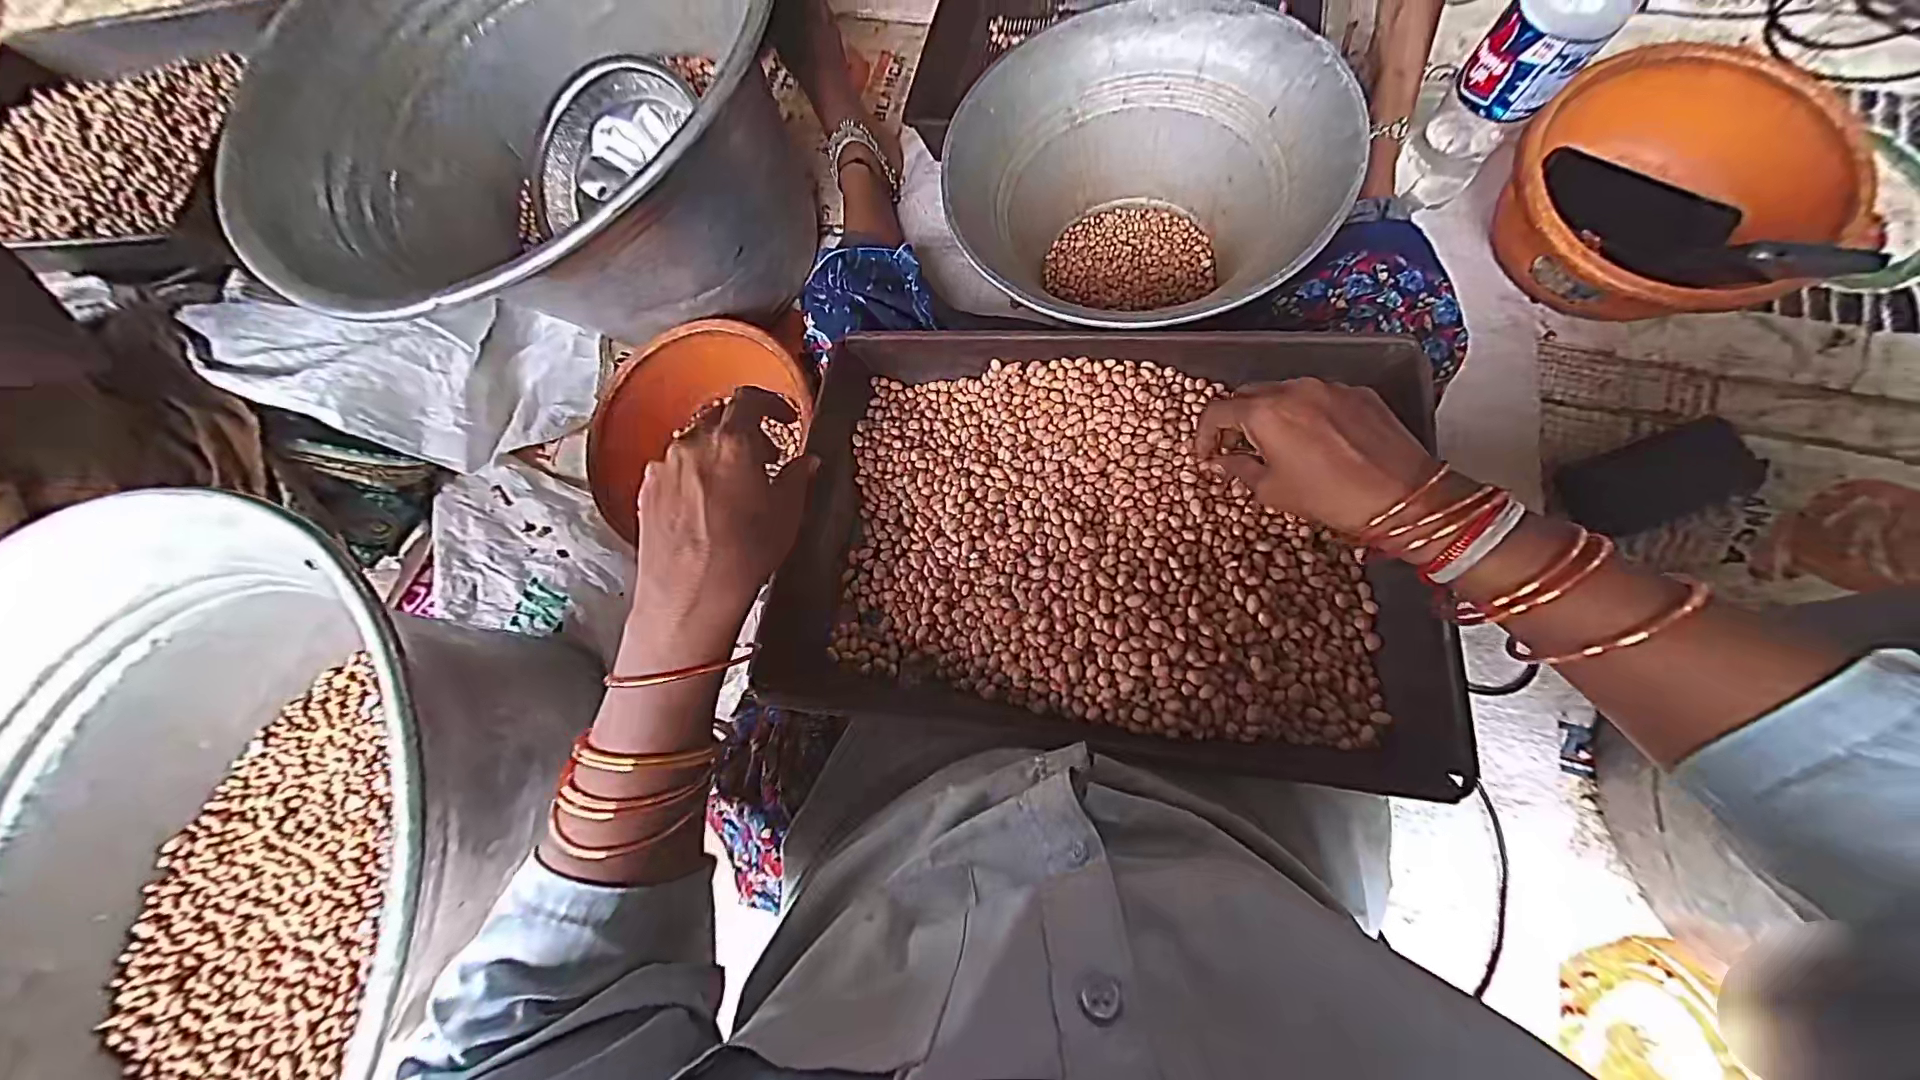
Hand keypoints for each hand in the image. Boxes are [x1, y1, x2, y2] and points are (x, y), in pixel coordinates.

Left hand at [629, 386, 817, 650]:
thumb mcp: (786, 514)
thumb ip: (796, 478)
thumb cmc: (743, 555)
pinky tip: (710, 502)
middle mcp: (692, 444)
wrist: (688, 595)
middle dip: (746, 429)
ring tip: (738, 483)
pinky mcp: (647, 489)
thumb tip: (805, 461)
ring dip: (720, 451)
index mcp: (731, 443)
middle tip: (767, 455)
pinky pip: (676, 466)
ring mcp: (664, 466)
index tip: (784, 417)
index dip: (771, 403)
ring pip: (696, 442)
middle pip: (720, 417)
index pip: (749, 399)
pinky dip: (696, 471)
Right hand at [1193, 378, 1439, 535]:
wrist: (1402, 495)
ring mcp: (1329, 387)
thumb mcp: (1271, 489)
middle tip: (1237, 447)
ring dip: (1270, 413)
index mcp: (1264, 413)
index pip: (1216, 411)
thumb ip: (1239, 468)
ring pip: (1283, 391)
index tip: (1207, 452)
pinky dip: (1305, 412)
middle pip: (1248, 394)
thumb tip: (1223, 461)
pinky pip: (1318, 396)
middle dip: (1236, 419)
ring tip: (1277, 443)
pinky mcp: (1357, 392)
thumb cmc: (1329, 496)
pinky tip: (1315, 440)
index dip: (1204, 433)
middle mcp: (1294, 390)